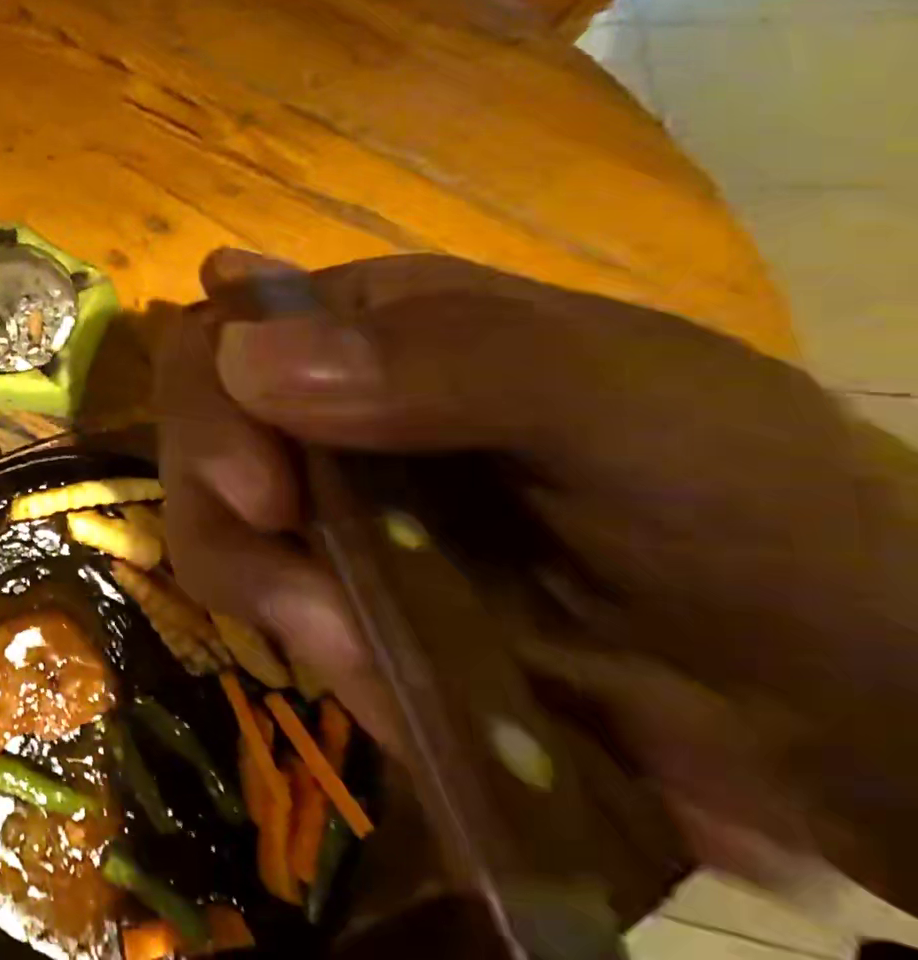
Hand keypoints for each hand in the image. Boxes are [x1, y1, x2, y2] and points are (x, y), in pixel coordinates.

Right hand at [155, 251, 917, 910]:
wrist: (825, 693)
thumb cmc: (749, 516)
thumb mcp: (630, 409)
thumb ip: (447, 361)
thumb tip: (241, 351)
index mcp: (379, 327)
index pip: (224, 330)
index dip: (209, 403)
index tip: (260, 498)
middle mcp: (328, 403)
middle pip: (195, 433)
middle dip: (220, 515)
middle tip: (305, 604)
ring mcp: (324, 500)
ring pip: (209, 522)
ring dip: (258, 591)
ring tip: (354, 651)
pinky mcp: (330, 582)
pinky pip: (258, 599)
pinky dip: (297, 639)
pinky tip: (370, 669)